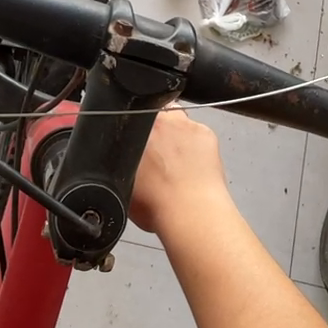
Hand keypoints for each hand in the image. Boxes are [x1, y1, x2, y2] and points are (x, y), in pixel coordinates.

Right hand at [130, 107, 230, 234]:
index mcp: (133, 128)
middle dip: (156, 130)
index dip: (133, 132)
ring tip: (178, 164)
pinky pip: (199, 133)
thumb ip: (121, 167)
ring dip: (177, 135)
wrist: (191, 213)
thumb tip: (122, 166)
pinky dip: (197, 146)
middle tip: (158, 157)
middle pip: (154, 114)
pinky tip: (194, 166)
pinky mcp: (206, 133)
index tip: (138, 146)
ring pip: (178, 121)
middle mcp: (159, 120)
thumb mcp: (121, 186)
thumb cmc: (158, 205)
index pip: (129, 116)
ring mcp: (185, 124)